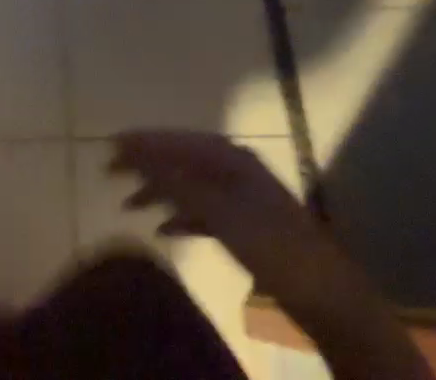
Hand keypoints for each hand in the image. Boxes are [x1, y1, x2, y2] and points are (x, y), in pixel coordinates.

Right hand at [109, 130, 335, 302]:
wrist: (325, 294)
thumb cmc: (271, 246)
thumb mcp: (220, 213)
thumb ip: (178, 183)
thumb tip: (139, 155)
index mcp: (232, 159)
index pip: (178, 141)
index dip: (144, 142)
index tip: (110, 144)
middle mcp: (236, 169)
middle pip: (182, 159)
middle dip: (147, 164)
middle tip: (109, 172)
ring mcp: (242, 197)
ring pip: (190, 186)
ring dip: (160, 191)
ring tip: (128, 205)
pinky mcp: (246, 225)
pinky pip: (203, 211)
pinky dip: (180, 216)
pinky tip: (163, 230)